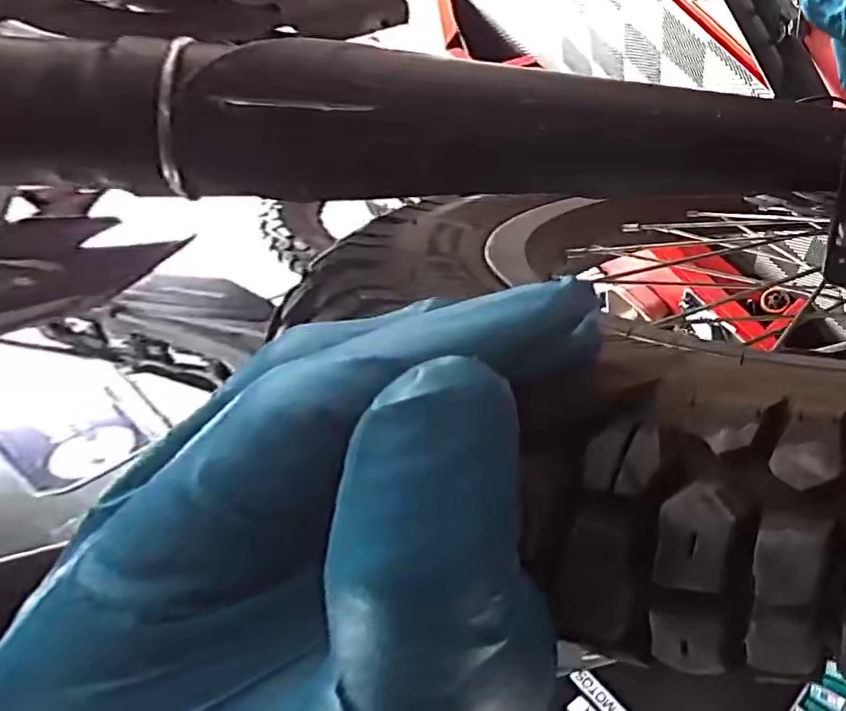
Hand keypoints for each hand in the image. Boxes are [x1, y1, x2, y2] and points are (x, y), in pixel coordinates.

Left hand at [0, 280, 600, 710]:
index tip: (570, 312)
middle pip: (317, 384)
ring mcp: (250, 528)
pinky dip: (477, 396)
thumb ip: (423, 556)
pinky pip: (397, 427)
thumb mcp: (425, 692)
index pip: (294, 411)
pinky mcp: (332, 521)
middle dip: (465, 338)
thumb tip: (462, 375)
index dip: (451, 341)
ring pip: (358, 392)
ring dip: (474, 356)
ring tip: (564, 343)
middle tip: (576, 321)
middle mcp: (172, 540)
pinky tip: (532, 385)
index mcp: (129, 597)